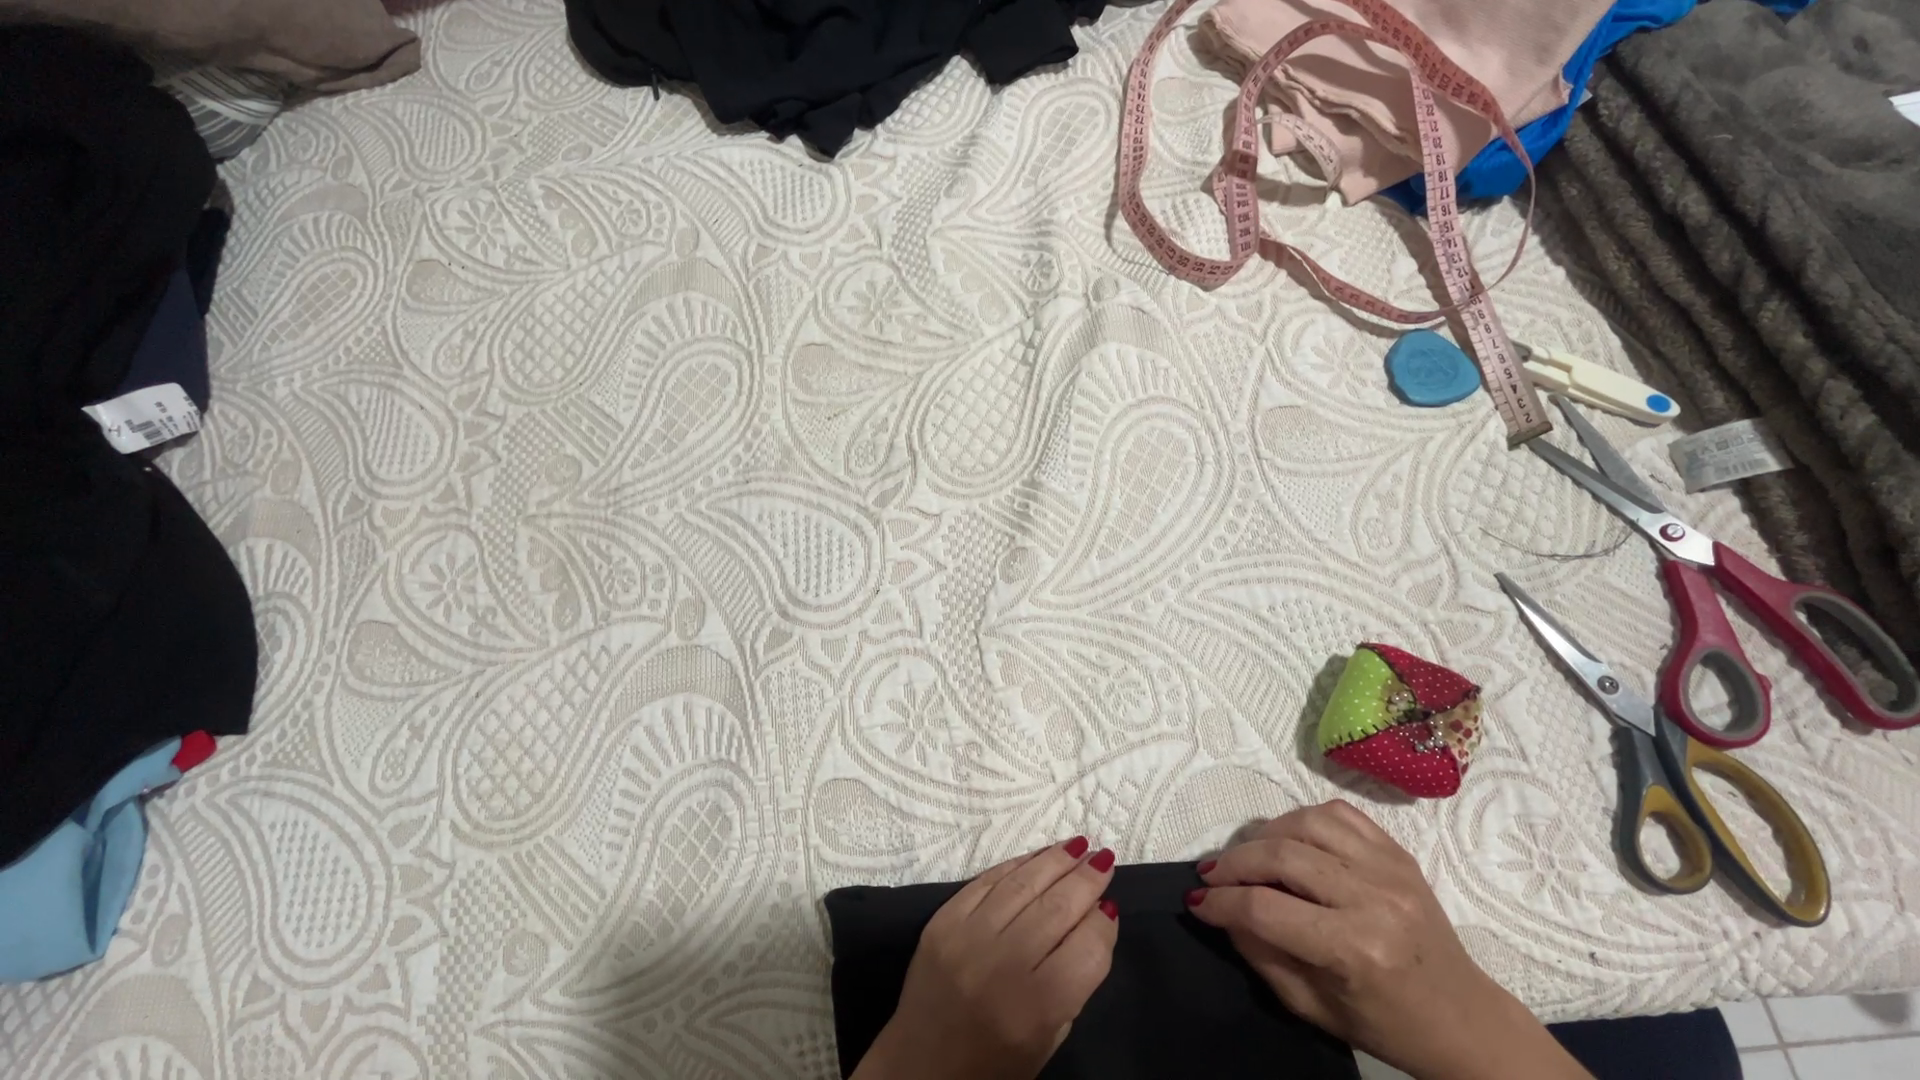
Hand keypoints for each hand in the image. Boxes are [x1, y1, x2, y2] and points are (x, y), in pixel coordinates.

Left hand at [852, 837, 1119, 1079]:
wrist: (918, 1068)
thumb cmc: (994, 1064)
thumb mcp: (1049, 1038)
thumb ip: (1076, 981)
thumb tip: (1096, 915)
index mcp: (1035, 1007)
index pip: (1087, 948)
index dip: (1104, 923)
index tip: (1111, 906)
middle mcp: (1002, 965)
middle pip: (1057, 907)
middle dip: (1086, 878)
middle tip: (1104, 859)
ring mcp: (966, 937)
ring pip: (1022, 884)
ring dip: (1055, 859)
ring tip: (1078, 846)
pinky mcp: (941, 921)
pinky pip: (986, 880)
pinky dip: (1016, 864)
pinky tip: (1037, 856)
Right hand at [1187, 801, 1589, 1079]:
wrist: (1463, 1018)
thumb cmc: (1385, 1024)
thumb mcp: (1311, 1006)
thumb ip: (1260, 953)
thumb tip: (1219, 909)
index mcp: (1355, 949)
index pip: (1265, 908)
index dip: (1220, 902)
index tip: (1197, 902)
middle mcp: (1374, 899)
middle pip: (1281, 857)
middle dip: (1233, 863)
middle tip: (1210, 875)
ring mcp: (1390, 869)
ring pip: (1306, 824)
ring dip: (1264, 835)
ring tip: (1248, 856)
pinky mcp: (1398, 853)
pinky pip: (1338, 815)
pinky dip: (1302, 820)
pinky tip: (1289, 841)